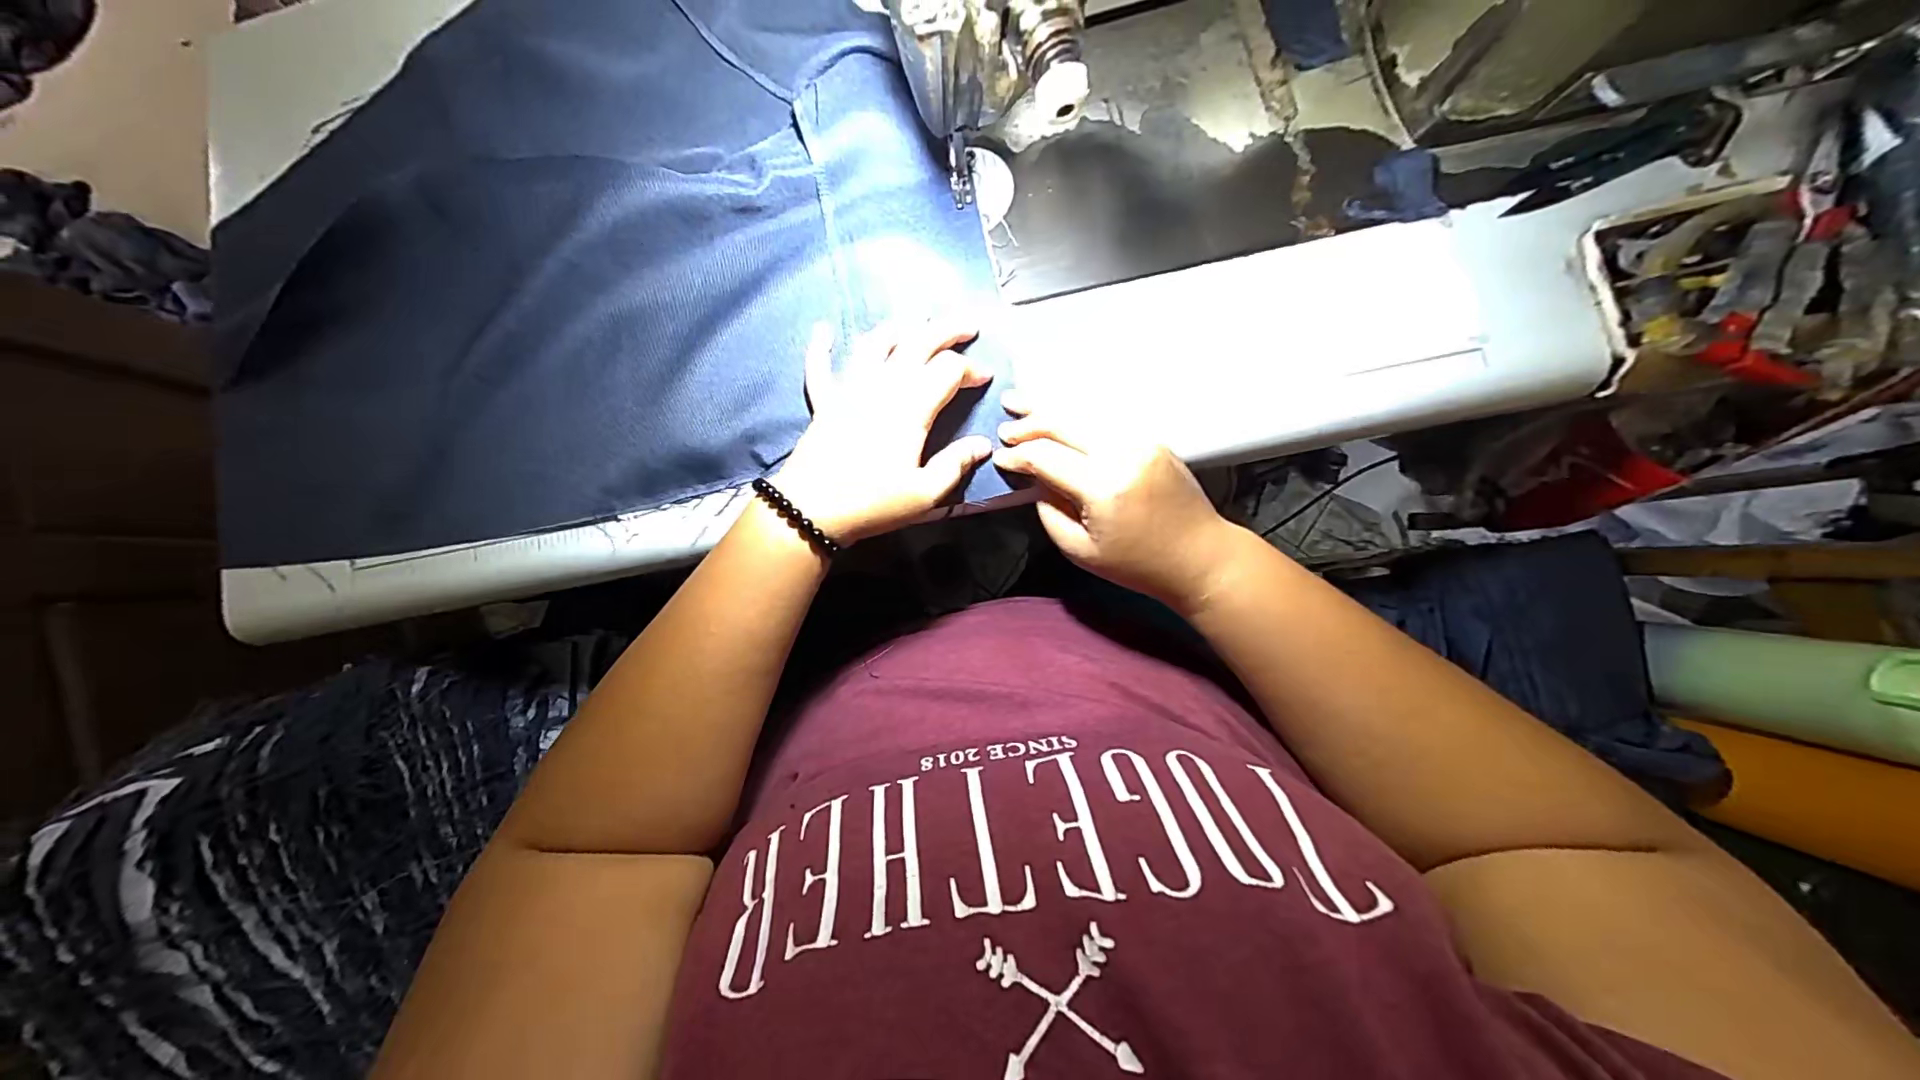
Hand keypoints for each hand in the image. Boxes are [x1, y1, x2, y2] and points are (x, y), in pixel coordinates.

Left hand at [773, 318, 995, 543]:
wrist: (811, 511)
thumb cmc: (872, 503)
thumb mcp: (925, 493)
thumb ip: (955, 464)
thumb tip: (982, 444)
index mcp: (912, 408)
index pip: (948, 370)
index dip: (971, 369)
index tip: (985, 378)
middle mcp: (882, 387)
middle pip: (917, 343)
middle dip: (946, 330)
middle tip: (966, 326)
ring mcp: (849, 390)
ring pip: (874, 344)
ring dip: (898, 329)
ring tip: (915, 324)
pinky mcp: (824, 402)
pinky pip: (820, 367)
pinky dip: (821, 347)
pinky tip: (823, 330)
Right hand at [992, 391, 1236, 612]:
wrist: (1199, 555)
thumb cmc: (1137, 563)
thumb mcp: (1079, 550)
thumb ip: (1049, 510)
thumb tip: (1035, 479)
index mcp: (1103, 486)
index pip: (1046, 457)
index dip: (1018, 456)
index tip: (1000, 459)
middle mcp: (1123, 453)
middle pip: (1064, 423)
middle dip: (1029, 422)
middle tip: (1005, 424)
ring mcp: (1141, 440)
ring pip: (1085, 412)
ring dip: (1051, 407)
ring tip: (1023, 402)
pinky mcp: (1151, 438)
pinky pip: (1106, 417)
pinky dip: (1078, 412)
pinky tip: (1061, 411)